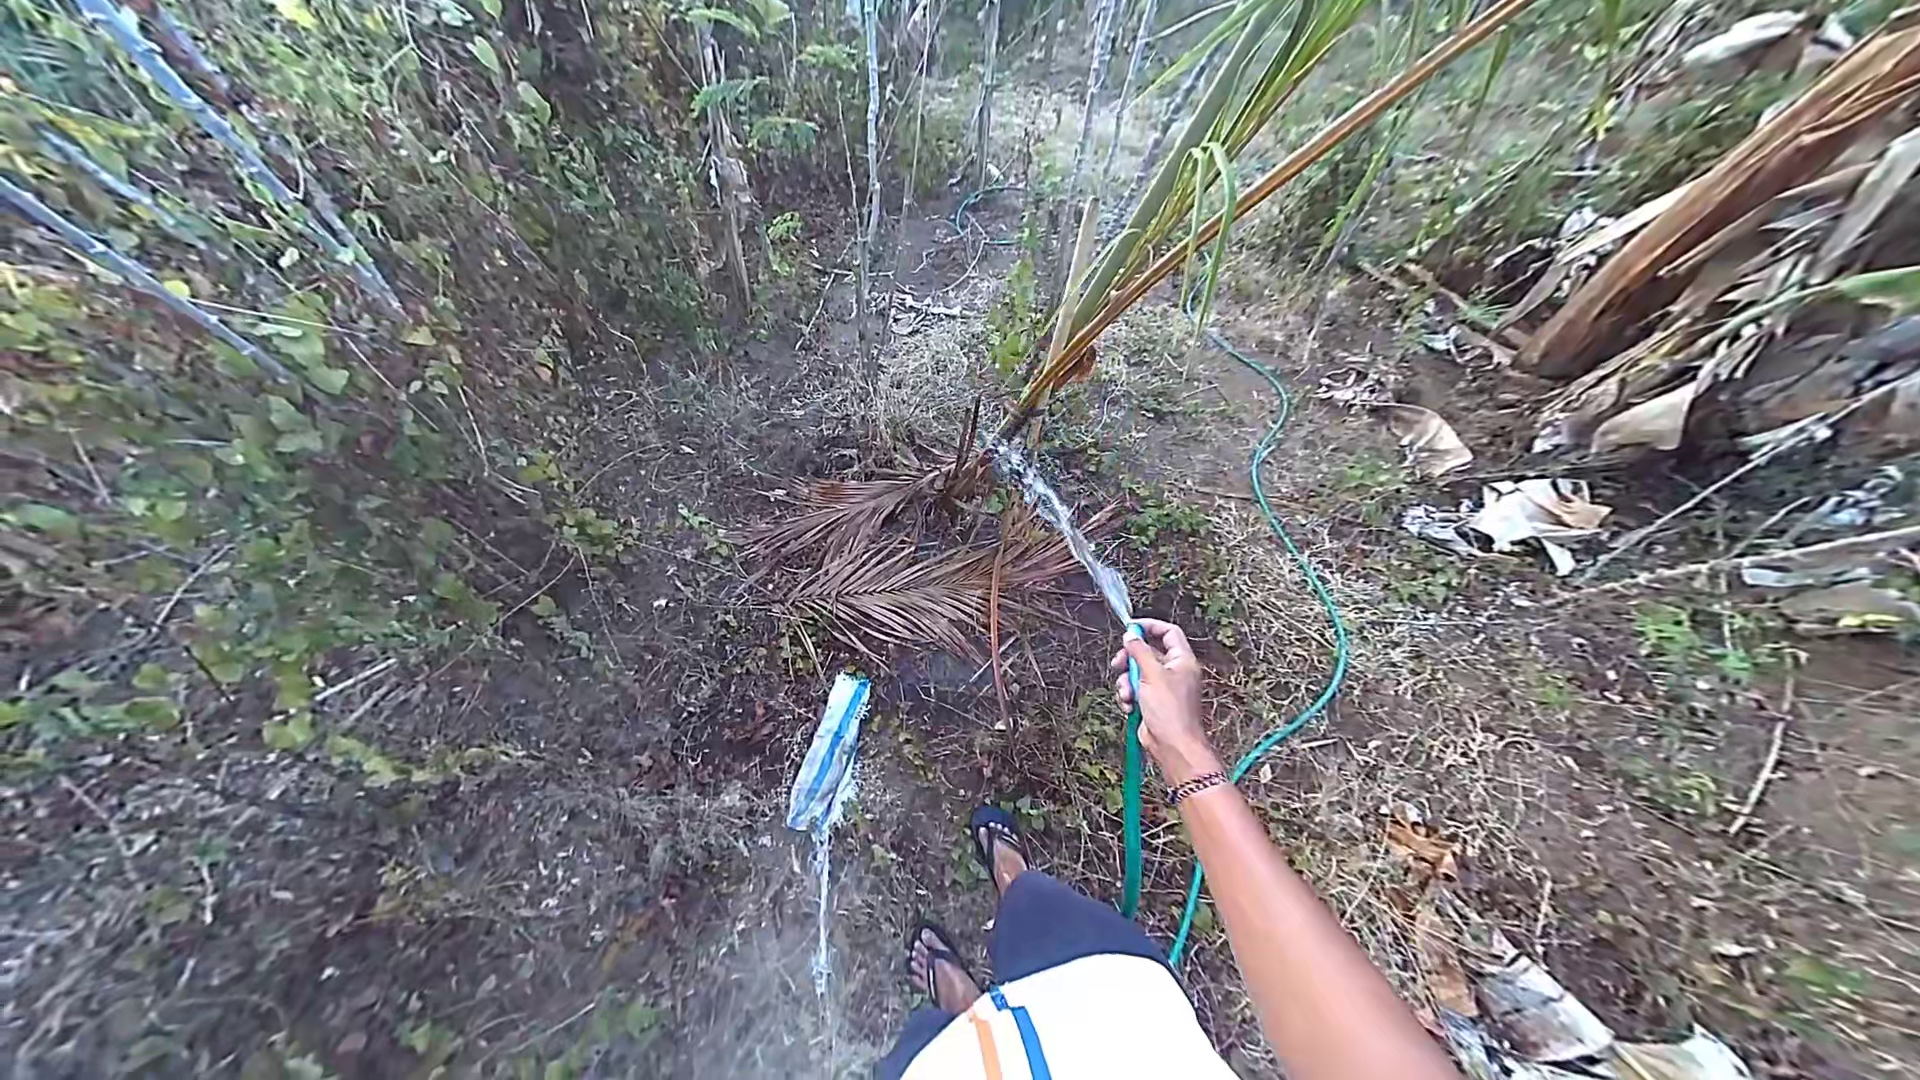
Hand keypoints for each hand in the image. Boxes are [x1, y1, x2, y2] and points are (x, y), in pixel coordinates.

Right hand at [1109, 618, 1221, 784]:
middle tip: (1119, 663)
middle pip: (1147, 652)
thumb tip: (1130, 636)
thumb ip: (1139, 651)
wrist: (1172, 745)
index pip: (1168, 632)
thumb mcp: (1151, 675)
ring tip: (1127, 693)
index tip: (1130, 627)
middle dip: (1130, 658)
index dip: (1150, 626)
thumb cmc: (1170, 712)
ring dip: (1126, 681)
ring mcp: (1163, 687)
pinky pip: (1135, 689)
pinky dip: (1129, 695)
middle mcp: (1174, 671)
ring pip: (1137, 671)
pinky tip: (1129, 704)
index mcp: (1181, 661)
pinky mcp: (1153, 701)